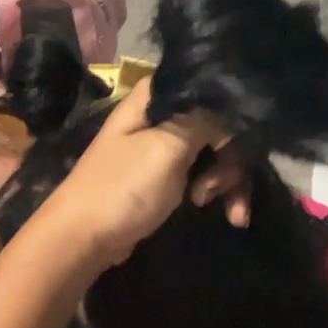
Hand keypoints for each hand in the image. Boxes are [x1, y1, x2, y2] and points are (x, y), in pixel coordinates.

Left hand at [25, 81, 236, 267]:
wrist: (83, 240)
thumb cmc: (122, 188)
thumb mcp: (167, 148)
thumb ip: (204, 121)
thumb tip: (235, 104)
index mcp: (155, 100)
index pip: (207, 87)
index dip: (231, 109)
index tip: (244, 137)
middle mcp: (162, 118)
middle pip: (218, 125)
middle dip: (231, 158)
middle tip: (217, 187)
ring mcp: (165, 150)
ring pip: (216, 154)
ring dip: (228, 182)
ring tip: (230, 212)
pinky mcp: (168, 179)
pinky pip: (205, 177)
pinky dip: (221, 194)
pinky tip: (233, 217)